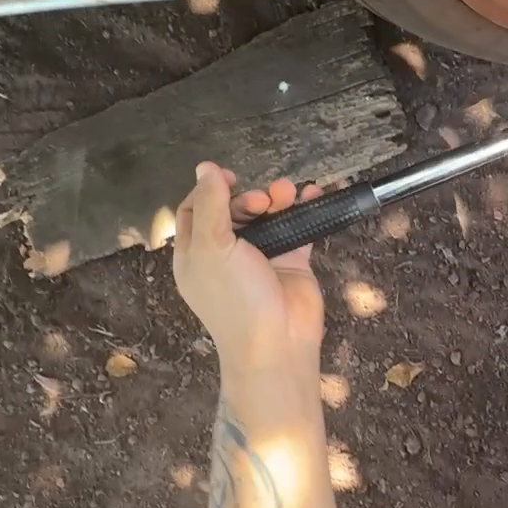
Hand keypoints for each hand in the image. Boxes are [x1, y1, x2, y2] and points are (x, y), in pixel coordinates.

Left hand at [173, 163, 324, 387]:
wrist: (277, 341)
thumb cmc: (235, 297)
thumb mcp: (212, 248)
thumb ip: (210, 205)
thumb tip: (205, 167)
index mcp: (196, 254)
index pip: (195, 211)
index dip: (208, 190)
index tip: (230, 177)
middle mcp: (226, 255)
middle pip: (233, 212)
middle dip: (248, 198)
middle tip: (263, 201)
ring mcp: (261, 259)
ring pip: (267, 219)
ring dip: (277, 200)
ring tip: (289, 192)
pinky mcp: (291, 263)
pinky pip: (297, 229)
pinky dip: (304, 211)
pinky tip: (313, 194)